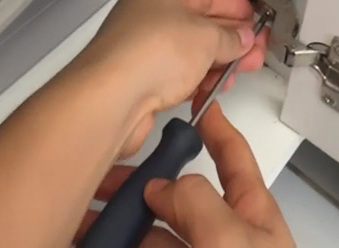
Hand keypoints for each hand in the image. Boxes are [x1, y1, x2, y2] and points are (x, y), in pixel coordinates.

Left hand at [68, 0, 267, 156]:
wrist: (112, 97)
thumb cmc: (159, 50)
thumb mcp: (206, 37)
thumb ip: (231, 38)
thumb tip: (245, 39)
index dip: (233, 6)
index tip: (256, 18)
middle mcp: (148, 13)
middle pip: (199, 23)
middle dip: (231, 38)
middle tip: (259, 50)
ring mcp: (143, 48)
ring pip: (190, 52)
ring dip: (219, 61)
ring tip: (245, 71)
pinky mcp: (140, 80)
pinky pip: (179, 75)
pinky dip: (200, 79)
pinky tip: (219, 87)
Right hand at [82, 105, 295, 246]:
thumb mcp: (235, 246)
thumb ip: (201, 205)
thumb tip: (165, 183)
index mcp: (253, 222)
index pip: (235, 162)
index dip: (218, 130)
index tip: (198, 104)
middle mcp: (222, 244)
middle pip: (182, 199)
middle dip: (145, 181)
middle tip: (110, 171)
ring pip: (154, 237)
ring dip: (121, 220)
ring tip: (86, 213)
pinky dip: (115, 246)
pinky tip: (92, 240)